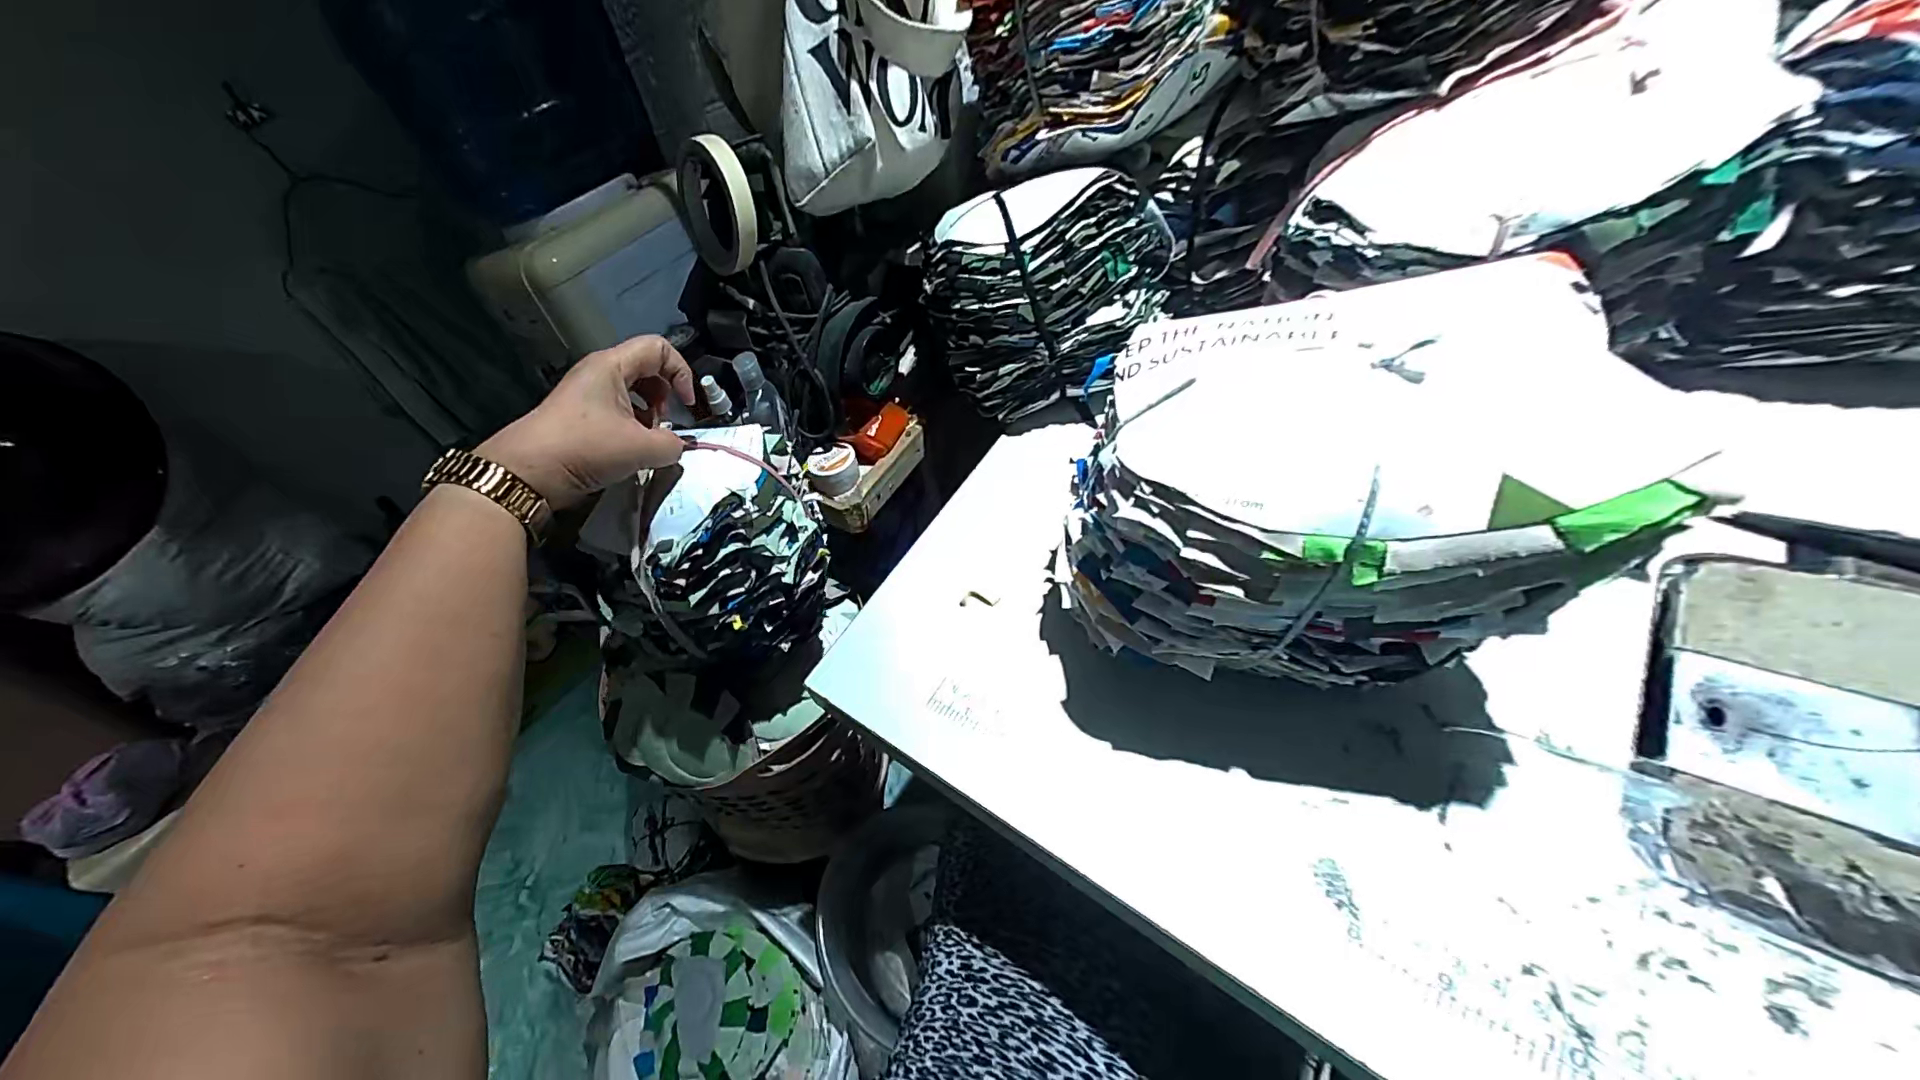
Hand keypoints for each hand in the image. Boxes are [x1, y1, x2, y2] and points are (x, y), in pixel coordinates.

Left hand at [477, 336, 696, 508]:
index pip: (659, 349)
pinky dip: (635, 426)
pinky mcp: (583, 416)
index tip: (686, 404)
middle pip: (648, 369)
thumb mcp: (641, 448)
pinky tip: (633, 449)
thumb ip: (673, 445)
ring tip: (651, 439)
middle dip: (666, 395)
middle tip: (665, 423)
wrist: (528, 473)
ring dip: (652, 413)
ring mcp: (589, 394)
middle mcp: (599, 373)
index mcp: (611, 366)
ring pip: (635, 391)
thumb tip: (677, 446)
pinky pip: (620, 410)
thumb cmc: (584, 448)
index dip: (682, 372)